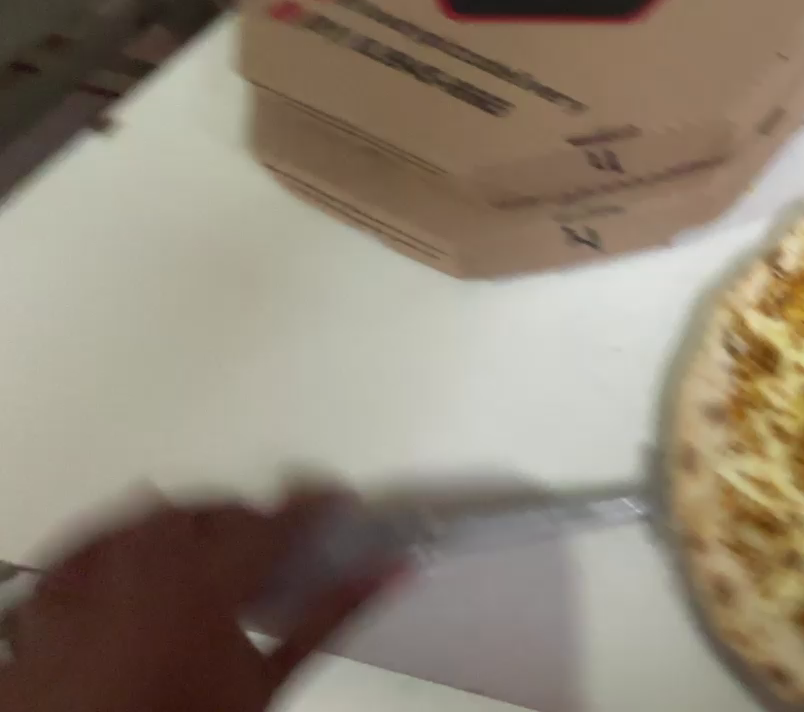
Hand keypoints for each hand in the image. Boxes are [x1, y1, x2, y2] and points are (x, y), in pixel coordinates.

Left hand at [0, 492, 399, 711]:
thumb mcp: (265, 682)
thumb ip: (328, 617)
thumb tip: (391, 574)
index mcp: (204, 589)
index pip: (275, 519)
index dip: (313, 500)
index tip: (333, 497)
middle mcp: (138, 582)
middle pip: (199, 511)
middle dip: (240, 513)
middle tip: (267, 531)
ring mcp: (79, 601)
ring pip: (131, 524)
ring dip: (173, 522)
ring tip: (198, 538)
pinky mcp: (37, 626)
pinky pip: (64, 563)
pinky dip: (100, 548)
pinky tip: (121, 559)